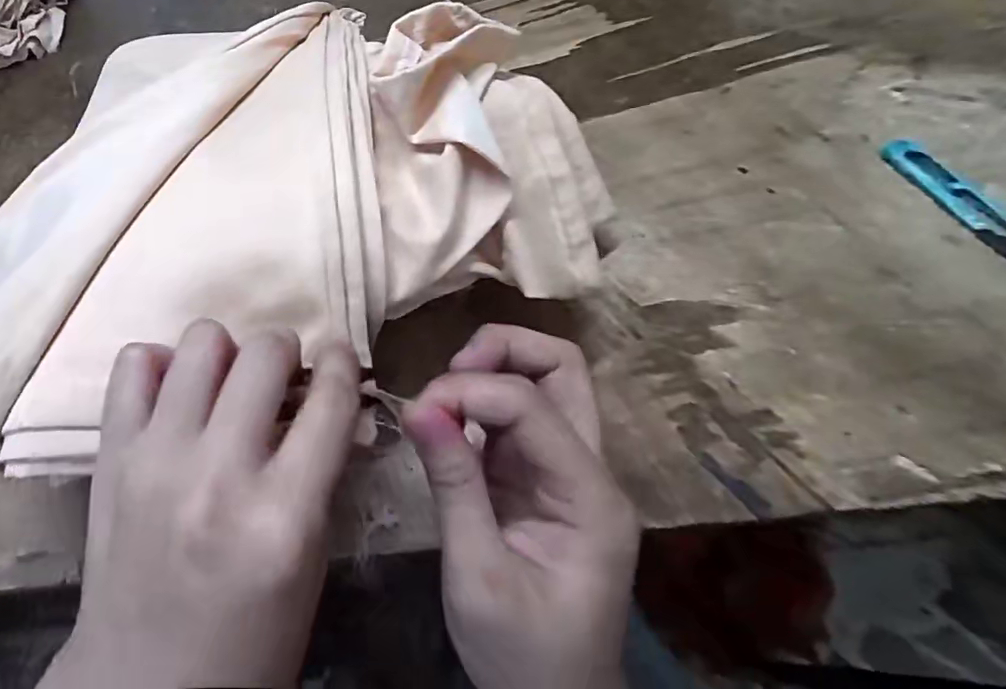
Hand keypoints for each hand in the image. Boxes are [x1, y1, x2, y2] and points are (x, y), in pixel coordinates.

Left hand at [40, 319, 361, 688]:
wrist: (143, 682)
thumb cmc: (246, 640)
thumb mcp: (307, 568)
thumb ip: (321, 480)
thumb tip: (329, 404)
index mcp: (282, 519)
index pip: (328, 404)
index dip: (340, 365)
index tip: (337, 354)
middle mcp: (219, 474)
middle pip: (262, 354)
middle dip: (284, 351)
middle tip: (280, 375)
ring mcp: (158, 455)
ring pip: (200, 341)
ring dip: (226, 352)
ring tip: (226, 382)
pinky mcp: (112, 451)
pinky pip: (133, 362)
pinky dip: (161, 364)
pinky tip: (174, 392)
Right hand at [402, 324, 638, 688]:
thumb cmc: (521, 654)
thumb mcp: (477, 574)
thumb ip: (453, 485)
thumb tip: (418, 406)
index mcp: (589, 497)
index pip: (530, 404)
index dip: (467, 390)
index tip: (416, 414)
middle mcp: (588, 471)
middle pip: (562, 367)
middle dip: (499, 350)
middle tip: (445, 376)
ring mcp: (565, 471)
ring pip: (543, 380)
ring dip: (488, 369)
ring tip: (441, 398)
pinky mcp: (537, 476)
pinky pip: (515, 412)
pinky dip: (477, 399)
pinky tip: (446, 421)